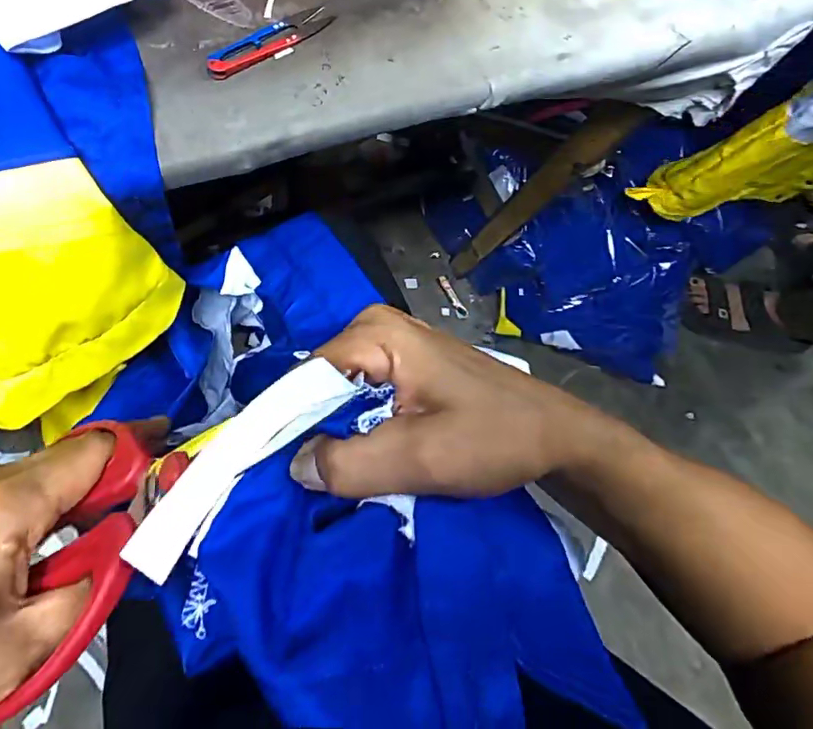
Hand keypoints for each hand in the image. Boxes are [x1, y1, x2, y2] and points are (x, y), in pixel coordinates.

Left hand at [0, 418, 166, 728]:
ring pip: (40, 480)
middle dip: (116, 478)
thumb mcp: (26, 646)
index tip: (178, 460)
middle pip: (71, 458)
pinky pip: (5, 501)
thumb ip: (95, 580)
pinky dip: (42, 515)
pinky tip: (42, 560)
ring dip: (78, 501)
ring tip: (94, 546)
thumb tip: (125, 541)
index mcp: (6, 505)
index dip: (146, 448)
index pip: (101, 447)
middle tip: (147, 508)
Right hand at [293, 305, 628, 498]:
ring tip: (321, 478)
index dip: (280, 427)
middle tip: (296, 485)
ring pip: (337, 392)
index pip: (303, 379)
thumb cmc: (493, 437)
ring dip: (329, 433)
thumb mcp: (420, 459)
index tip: (258, 476)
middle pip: (317, 383)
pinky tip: (351, 458)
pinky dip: (352, 426)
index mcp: (379, 335)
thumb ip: (349, 464)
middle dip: (306, 431)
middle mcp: (380, 327)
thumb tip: (293, 466)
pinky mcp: (407, 366)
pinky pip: (360, 394)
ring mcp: (396, 344)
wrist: (553, 432)